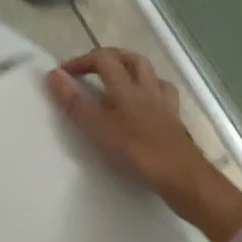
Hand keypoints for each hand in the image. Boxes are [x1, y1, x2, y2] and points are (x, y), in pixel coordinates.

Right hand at [46, 48, 241, 241]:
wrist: (188, 183)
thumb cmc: (140, 153)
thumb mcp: (100, 129)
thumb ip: (76, 102)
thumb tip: (53, 74)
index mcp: (127, 89)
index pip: (103, 58)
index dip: (81, 61)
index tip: (64, 74)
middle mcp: (148, 91)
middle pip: (133, 60)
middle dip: (110, 58)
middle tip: (92, 69)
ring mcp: (166, 108)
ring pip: (153, 77)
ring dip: (134, 72)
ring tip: (119, 83)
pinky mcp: (177, 126)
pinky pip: (166, 99)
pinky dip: (153, 94)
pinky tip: (146, 107)